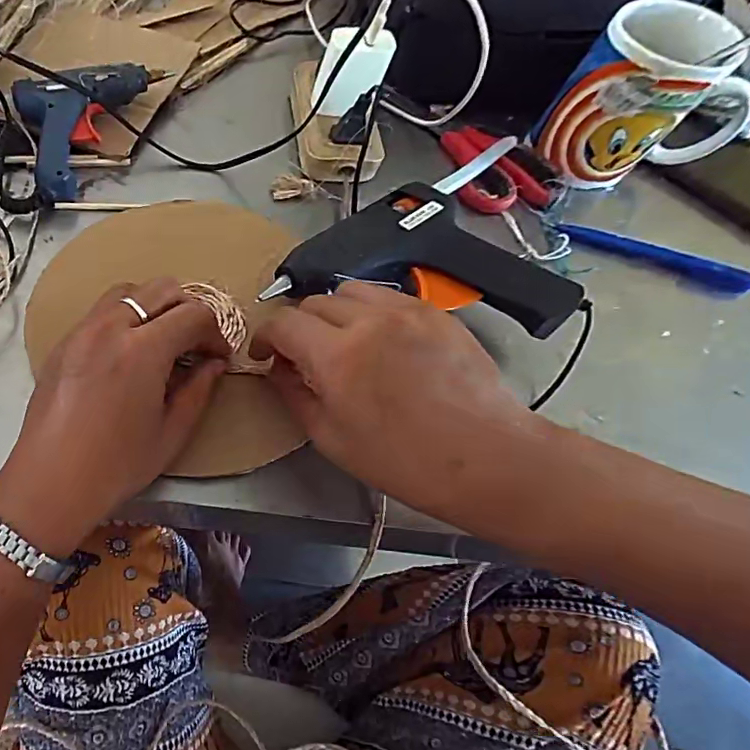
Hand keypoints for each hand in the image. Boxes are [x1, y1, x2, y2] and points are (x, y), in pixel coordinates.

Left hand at [0, 279, 229, 555]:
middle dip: (188, 311)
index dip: (215, 332)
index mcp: (143, 349)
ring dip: (153, 307)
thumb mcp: (170, 433)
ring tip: (160, 343)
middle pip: (161, 289)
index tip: (218, 356)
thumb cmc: (115, 466)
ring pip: (127, 293)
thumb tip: (213, 364)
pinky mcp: (61, 345)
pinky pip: (99, 313)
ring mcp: (80, 333)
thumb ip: (198, 391)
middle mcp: (109, 328)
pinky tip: (125, 355)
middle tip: (194, 345)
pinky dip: (122, 319)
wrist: (50, 481)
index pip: (193, 314)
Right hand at [251, 281, 551, 515]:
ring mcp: (407, 311)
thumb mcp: (329, 437)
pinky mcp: (435, 313)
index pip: (282, 322)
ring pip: (350, 290)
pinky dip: (370, 312)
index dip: (265, 337)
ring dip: (334, 312)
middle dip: (298, 326)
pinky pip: (387, 297)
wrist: (484, 457)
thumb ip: (294, 394)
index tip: (265, 356)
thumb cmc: (401, 460)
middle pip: (313, 301)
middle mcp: (369, 321)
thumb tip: (276, 369)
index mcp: (336, 355)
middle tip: (303, 357)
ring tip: (341, 343)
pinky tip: (379, 342)